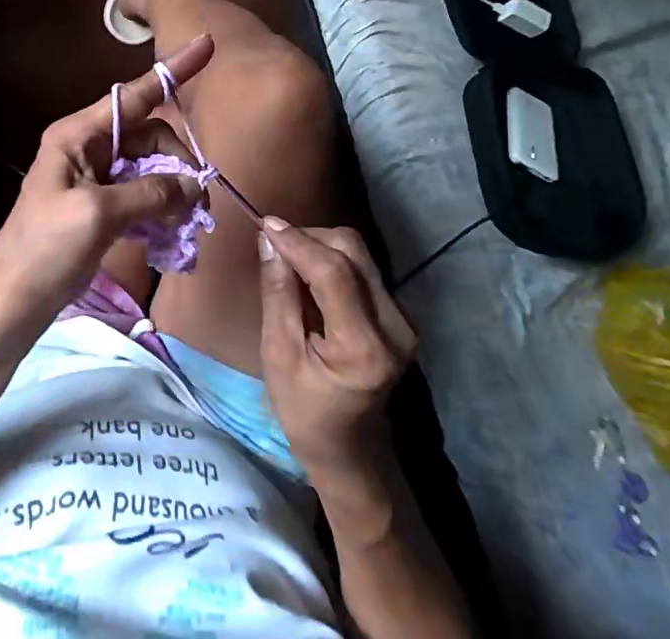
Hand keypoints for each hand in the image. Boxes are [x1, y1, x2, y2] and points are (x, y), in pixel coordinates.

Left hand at [0, 34, 215, 337]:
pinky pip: (142, 196)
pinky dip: (161, 210)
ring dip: (174, 190)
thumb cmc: (44, 251)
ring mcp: (93, 180)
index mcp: (76, 136)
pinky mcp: (100, 209)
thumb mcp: (97, 215)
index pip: (133, 96)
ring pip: (149, 168)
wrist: (10, 304)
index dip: (172, 71)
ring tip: (190, 223)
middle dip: (179, 161)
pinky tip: (174, 235)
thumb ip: (150, 193)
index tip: (208, 44)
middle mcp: (86, 149)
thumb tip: (195, 184)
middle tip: (199, 202)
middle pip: (149, 137)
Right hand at [258, 218, 418, 484]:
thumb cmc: (302, 407)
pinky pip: (363, 270)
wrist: (347, 445)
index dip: (298, 241)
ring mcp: (403, 321)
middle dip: (310, 238)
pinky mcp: (399, 317)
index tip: (266, 223)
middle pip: (354, 252)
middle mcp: (395, 327)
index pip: (333, 272)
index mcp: (363, 346)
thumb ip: (278, 294)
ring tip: (287, 259)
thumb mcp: (278, 353)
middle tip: (273, 243)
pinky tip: (308, 276)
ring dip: (320, 247)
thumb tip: (269, 241)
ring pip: (360, 256)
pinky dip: (332, 262)